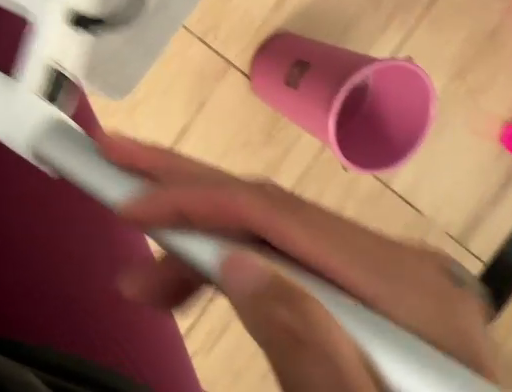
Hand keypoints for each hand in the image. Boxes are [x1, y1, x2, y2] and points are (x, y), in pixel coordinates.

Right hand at [100, 135, 498, 391]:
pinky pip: (281, 259)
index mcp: (406, 289)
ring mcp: (386, 278)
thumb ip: (310, 351)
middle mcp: (399, 264)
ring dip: (194, 243)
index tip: (121, 205)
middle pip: (266, 207)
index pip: (275, 214)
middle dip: (178, 189)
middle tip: (106, 161)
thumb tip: (236, 265)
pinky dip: (227, 266)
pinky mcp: (368, 296)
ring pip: (265, 231)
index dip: (190, 200)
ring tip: (140, 283)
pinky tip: (187, 285)